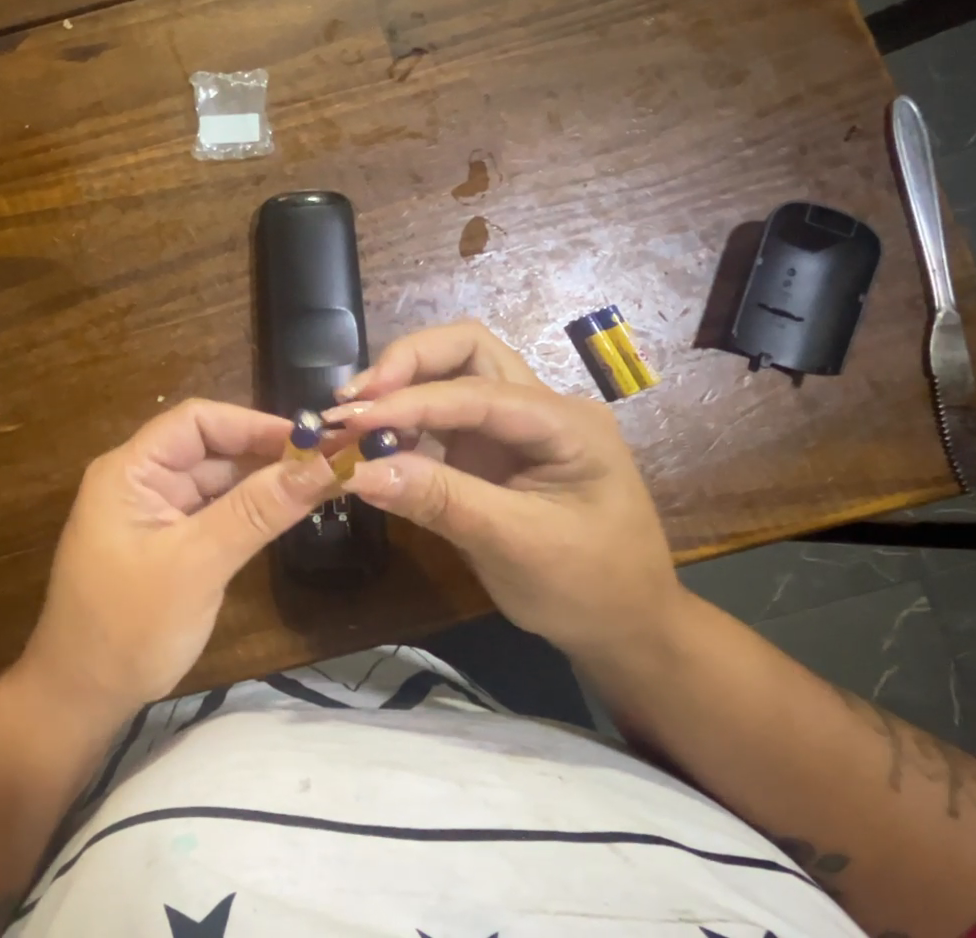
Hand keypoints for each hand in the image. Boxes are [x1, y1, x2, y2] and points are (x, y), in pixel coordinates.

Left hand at [17, 399, 335, 721]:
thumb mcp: (197, 563)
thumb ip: (258, 510)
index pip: (196, 421)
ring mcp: (151, 515)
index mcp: (130, 471)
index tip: (313, 439)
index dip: (255, 423)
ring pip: (215, 482)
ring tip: (321, 486)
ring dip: (261, 483)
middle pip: (208, 449)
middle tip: (330, 465)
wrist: (82, 698)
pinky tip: (287, 514)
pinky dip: (247, 512)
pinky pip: (212, 514)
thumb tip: (325, 465)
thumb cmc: (130, 626)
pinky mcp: (165, 545)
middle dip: (265, 453)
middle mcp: (139, 482)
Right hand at [326, 322, 683, 658]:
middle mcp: (539, 409)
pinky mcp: (487, 451)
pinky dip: (403, 422)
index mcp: (566, 424)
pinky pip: (439, 418)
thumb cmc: (587, 586)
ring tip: (353, 420)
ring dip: (399, 387)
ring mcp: (511, 428)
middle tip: (354, 402)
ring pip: (450, 374)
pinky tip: (374, 443)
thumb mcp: (517, 546)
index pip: (477, 390)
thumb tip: (359, 471)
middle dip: (405, 364)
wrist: (623, 624)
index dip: (411, 401)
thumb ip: (441, 501)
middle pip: (466, 350)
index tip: (352, 423)